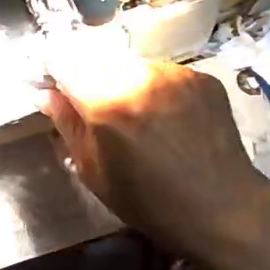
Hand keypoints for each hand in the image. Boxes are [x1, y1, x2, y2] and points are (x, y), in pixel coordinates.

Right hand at [42, 49, 269, 257]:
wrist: (223, 209)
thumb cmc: (149, 201)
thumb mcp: (94, 171)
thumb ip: (68, 125)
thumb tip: (45, 95)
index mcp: (108, 102)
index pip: (64, 61)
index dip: (53, 72)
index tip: (53, 88)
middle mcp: (140, 76)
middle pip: (97, 60)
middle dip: (89, 79)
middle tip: (95, 109)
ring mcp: (174, 73)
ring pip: (131, 64)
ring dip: (122, 82)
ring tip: (135, 116)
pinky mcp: (199, 76)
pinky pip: (162, 73)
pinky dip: (154, 89)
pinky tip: (166, 118)